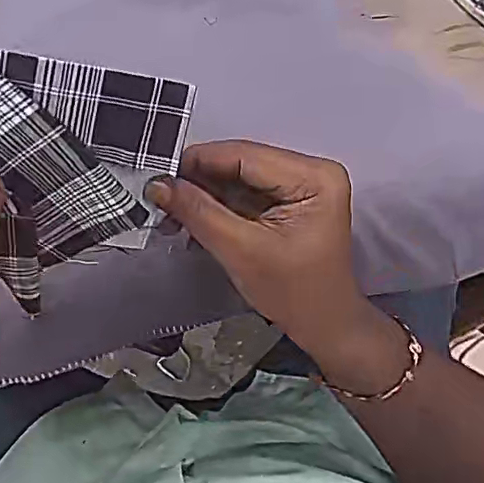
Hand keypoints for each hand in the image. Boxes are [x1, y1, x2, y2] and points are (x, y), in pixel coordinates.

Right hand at [146, 141, 403, 389]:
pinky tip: (191, 216)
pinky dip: (217, 204)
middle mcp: (311, 172)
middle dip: (198, 180)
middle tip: (159, 194)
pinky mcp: (288, 200)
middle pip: (241, 163)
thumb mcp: (243, 252)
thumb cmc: (298, 295)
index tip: (160, 174)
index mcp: (315, 177)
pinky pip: (244, 192)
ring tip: (170, 210)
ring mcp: (300, 185)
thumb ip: (200, 213)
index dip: (199, 162)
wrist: (324, 326)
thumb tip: (160, 185)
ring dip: (204, 194)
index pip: (246, 155)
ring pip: (238, 177)